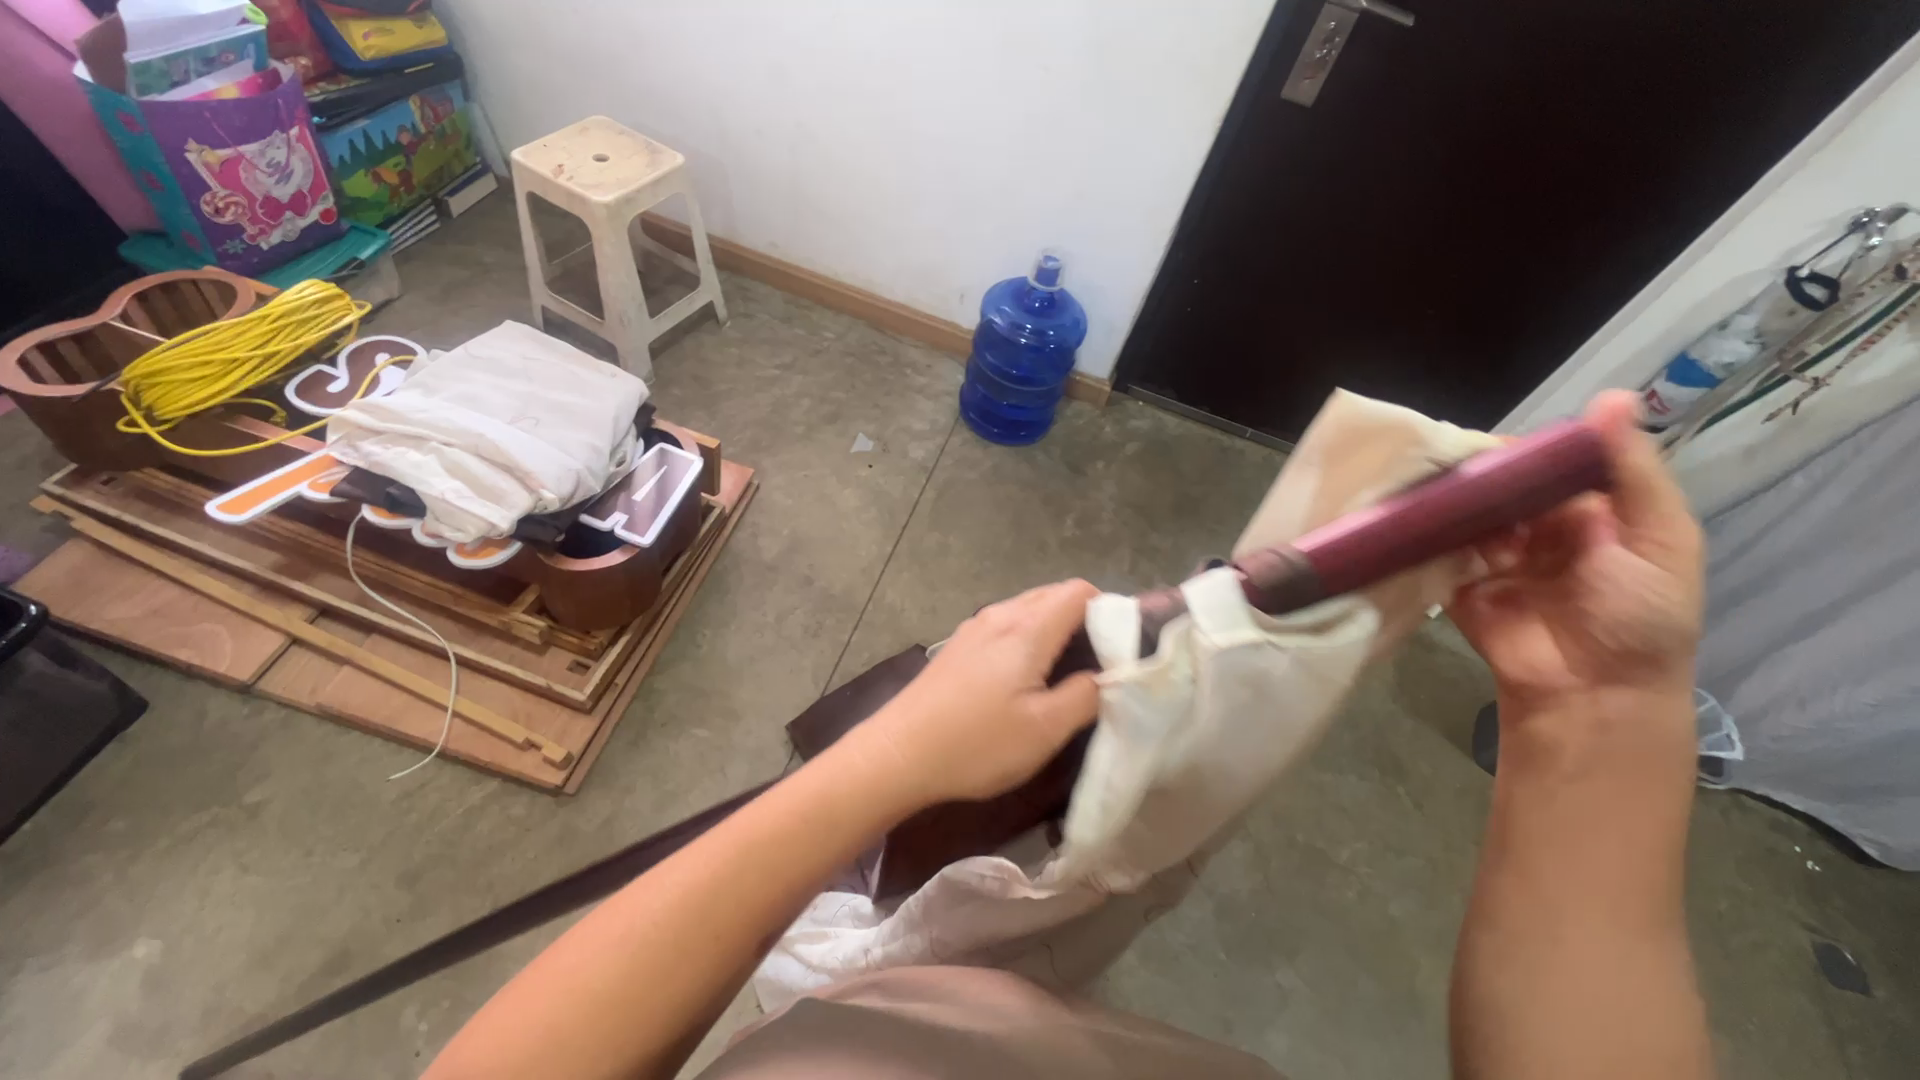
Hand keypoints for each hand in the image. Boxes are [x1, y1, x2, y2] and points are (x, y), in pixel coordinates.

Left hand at [840, 579, 1101, 808]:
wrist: (898, 754)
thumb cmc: (977, 744)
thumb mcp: (1044, 730)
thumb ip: (1086, 696)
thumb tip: (1109, 675)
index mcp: (1026, 628)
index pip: (1079, 592)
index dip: (1111, 610)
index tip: (1124, 647)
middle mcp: (999, 616)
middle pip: (1054, 595)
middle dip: (1087, 619)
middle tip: (1104, 662)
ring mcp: (974, 629)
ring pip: (1028, 610)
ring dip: (1056, 628)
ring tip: (1070, 671)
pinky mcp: (958, 647)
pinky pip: (1006, 626)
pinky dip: (1029, 637)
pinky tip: (1028, 675)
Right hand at [1449, 391, 1703, 716]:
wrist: (1594, 693)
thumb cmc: (1641, 616)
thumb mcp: (1660, 537)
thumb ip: (1632, 472)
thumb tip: (1613, 396)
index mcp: (1591, 512)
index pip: (1550, 465)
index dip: (1524, 450)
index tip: (1492, 442)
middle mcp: (1539, 529)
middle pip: (1502, 487)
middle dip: (1478, 475)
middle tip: (1446, 465)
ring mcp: (1495, 558)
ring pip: (1467, 515)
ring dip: (1452, 504)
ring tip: (1427, 492)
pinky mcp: (1460, 586)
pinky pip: (1440, 554)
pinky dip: (1427, 538)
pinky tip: (1413, 522)